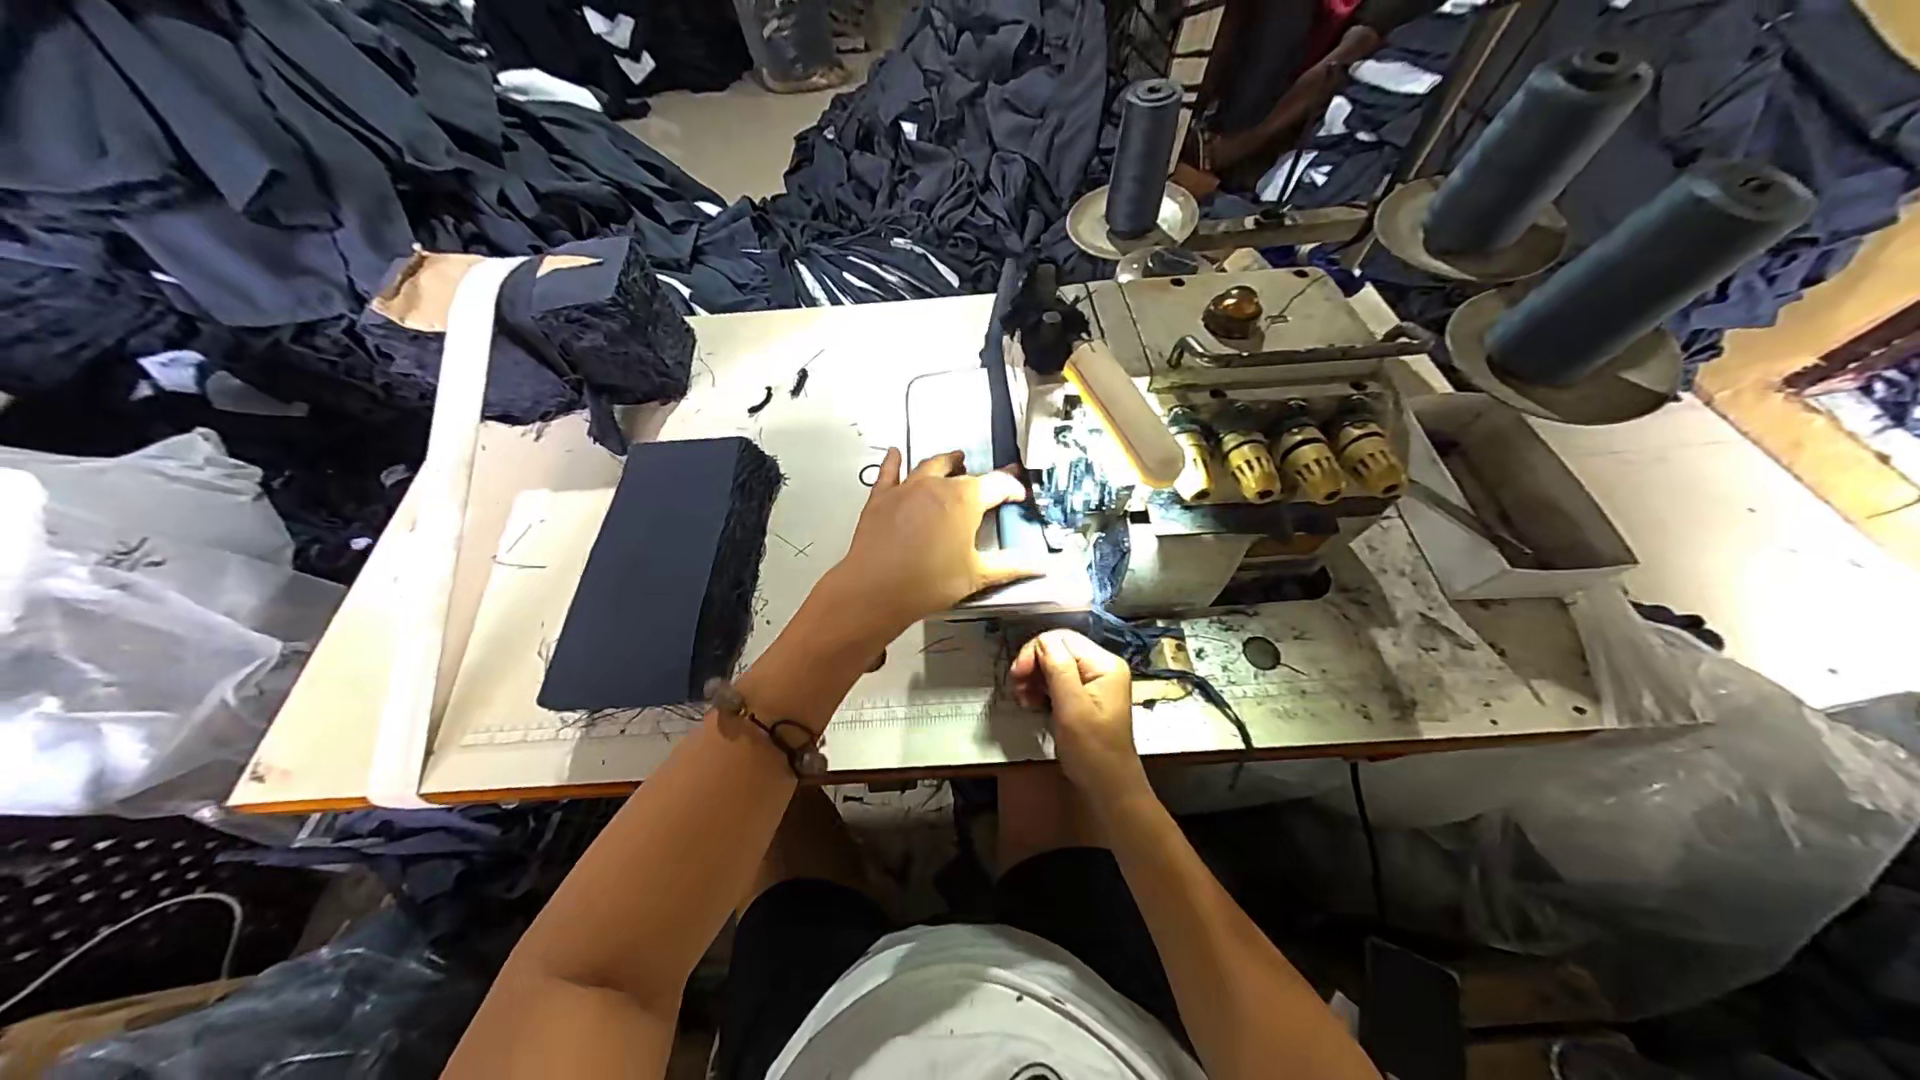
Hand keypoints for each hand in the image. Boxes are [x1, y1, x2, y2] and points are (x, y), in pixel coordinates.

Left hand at [831, 448, 1046, 640]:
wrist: (876, 589)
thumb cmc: (927, 582)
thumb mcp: (976, 575)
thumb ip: (1009, 566)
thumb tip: (1036, 565)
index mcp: (965, 500)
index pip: (997, 484)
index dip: (1011, 488)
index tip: (1016, 495)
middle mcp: (936, 485)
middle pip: (962, 472)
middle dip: (978, 476)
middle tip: (985, 481)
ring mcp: (906, 489)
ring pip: (929, 466)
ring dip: (944, 462)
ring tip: (954, 460)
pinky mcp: (881, 498)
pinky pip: (889, 472)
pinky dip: (894, 462)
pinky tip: (895, 454)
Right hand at [1010, 629, 1145, 797]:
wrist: (1109, 788)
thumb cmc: (1092, 750)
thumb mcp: (1072, 708)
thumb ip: (1058, 670)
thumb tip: (1041, 641)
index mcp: (1104, 664)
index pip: (1061, 639)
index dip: (1034, 652)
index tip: (1018, 677)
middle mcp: (1101, 666)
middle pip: (1057, 649)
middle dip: (1033, 665)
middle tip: (1018, 689)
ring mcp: (1094, 681)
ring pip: (1054, 664)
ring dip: (1034, 678)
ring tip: (1025, 700)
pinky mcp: (1084, 696)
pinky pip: (1057, 680)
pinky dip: (1041, 689)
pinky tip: (1033, 703)